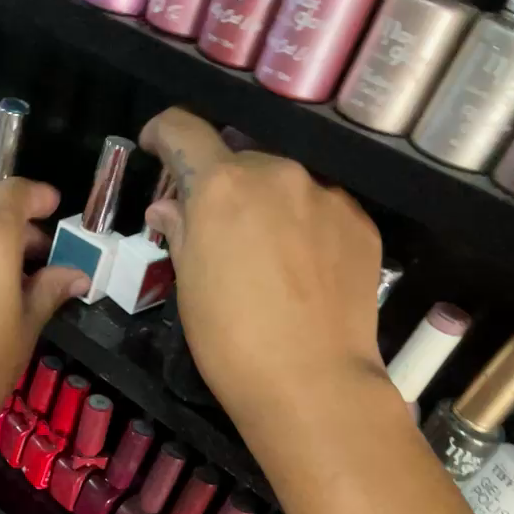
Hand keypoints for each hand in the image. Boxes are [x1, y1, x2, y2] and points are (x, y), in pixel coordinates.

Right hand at [140, 108, 385, 431]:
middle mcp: (277, 174)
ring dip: (265, 207)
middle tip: (214, 233)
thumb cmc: (230, 341)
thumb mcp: (188, 286)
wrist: (311, 382)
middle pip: (238, 162)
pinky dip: (302, 227)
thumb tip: (169, 209)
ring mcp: (325, 196)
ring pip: (283, 186)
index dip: (163, 132)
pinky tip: (301, 271)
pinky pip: (319, 210)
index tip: (154, 145)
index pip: (185, 130)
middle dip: (220, 188)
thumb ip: (180, 232)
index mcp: (222, 187)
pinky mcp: (359, 222)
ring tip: (265, 259)